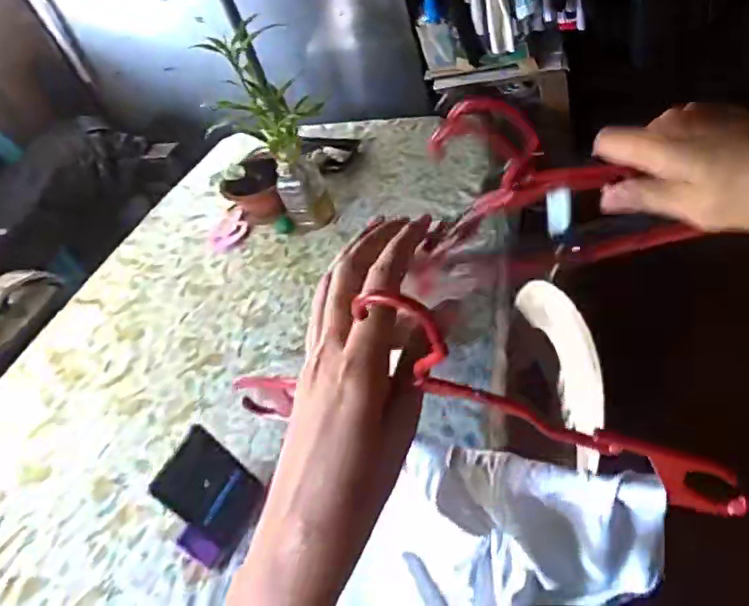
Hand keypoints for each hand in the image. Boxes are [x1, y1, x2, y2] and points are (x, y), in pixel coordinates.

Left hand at [229, 217, 433, 605]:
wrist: (301, 530)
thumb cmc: (362, 484)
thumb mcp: (402, 422)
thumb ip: (418, 360)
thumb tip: (446, 310)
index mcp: (359, 360)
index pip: (382, 283)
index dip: (403, 245)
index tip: (425, 223)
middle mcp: (329, 346)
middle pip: (348, 272)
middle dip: (376, 237)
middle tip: (404, 220)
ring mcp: (311, 354)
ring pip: (327, 285)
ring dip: (353, 251)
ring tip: (376, 232)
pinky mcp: (304, 367)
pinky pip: (320, 308)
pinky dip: (338, 279)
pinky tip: (352, 281)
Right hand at [594, 104, 748, 231]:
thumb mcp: (698, 209)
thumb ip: (645, 198)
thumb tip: (604, 194)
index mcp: (661, 140)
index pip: (607, 140)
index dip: (607, 166)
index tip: (629, 192)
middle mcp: (674, 117)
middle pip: (638, 141)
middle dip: (648, 169)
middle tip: (684, 202)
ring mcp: (703, 111)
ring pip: (667, 138)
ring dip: (676, 163)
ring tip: (715, 191)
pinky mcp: (728, 111)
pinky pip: (693, 131)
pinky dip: (699, 152)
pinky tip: (734, 172)